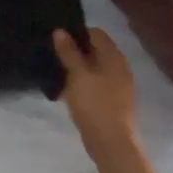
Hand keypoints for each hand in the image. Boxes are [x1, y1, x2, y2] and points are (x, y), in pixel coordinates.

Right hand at [53, 28, 138, 159]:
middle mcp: (119, 67)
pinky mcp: (112, 99)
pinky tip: (67, 87)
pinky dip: (83, 80)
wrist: (111, 141)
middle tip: (53, 51)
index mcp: (114, 57)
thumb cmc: (94, 104)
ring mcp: (118, 84)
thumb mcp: (77, 75)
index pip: (96, 33)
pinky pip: (96, 82)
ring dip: (78, 66)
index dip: (77, 31)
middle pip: (96, 49)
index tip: (57, 36)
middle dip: (76, 48)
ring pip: (95, 67)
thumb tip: (60, 30)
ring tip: (57, 68)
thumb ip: (69, 52)